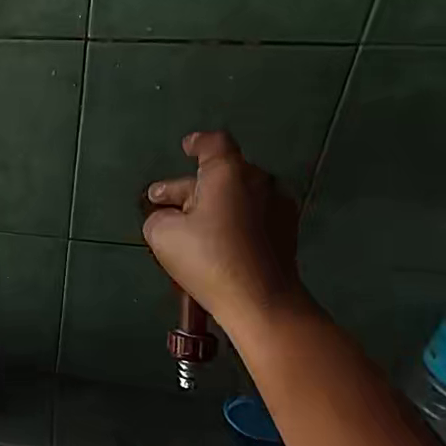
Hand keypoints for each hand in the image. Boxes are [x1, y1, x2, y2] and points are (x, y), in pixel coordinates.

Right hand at [142, 130, 310, 331]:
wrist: (262, 302)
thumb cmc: (210, 260)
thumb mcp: (163, 236)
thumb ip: (157, 216)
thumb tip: (166, 216)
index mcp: (229, 172)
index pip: (213, 143)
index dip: (197, 143)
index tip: (186, 147)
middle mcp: (258, 179)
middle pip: (222, 173)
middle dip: (192, 186)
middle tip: (164, 203)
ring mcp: (278, 204)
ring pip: (238, 194)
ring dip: (214, 203)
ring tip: (189, 224)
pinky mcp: (287, 229)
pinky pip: (253, 213)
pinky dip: (234, 218)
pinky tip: (218, 239)